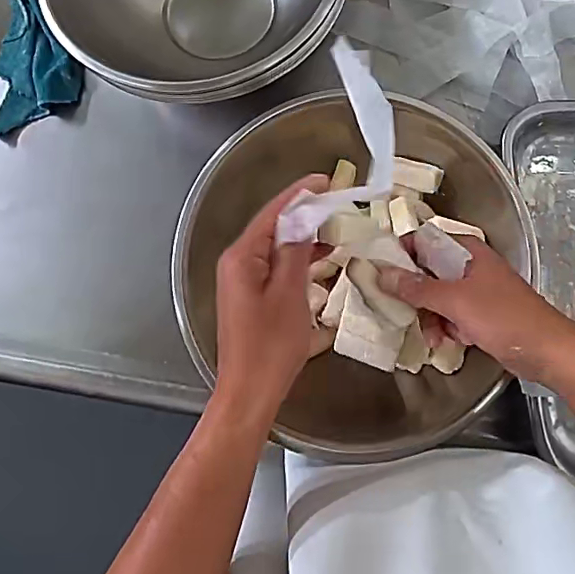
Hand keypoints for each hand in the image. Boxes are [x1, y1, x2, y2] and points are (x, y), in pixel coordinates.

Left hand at [213, 175, 329, 420]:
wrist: (250, 393)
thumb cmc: (269, 348)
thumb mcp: (290, 294)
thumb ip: (296, 252)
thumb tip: (304, 220)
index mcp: (242, 258)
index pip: (273, 213)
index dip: (300, 195)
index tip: (325, 181)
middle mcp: (238, 263)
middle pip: (273, 227)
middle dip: (305, 213)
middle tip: (337, 203)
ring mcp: (243, 280)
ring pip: (276, 246)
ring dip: (304, 236)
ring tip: (336, 226)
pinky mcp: (252, 295)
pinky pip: (277, 265)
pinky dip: (299, 257)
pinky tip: (322, 257)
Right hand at [378, 236, 574, 381]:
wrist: (548, 351)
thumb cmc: (504, 318)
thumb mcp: (455, 301)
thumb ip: (417, 288)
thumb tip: (383, 273)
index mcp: (468, 251)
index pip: (425, 241)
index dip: (403, 254)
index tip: (382, 272)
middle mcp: (471, 266)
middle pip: (429, 271)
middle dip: (417, 295)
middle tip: (404, 311)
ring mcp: (478, 290)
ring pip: (438, 297)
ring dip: (431, 317)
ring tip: (433, 336)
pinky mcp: (483, 314)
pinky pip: (452, 315)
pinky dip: (447, 328)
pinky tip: (448, 342)